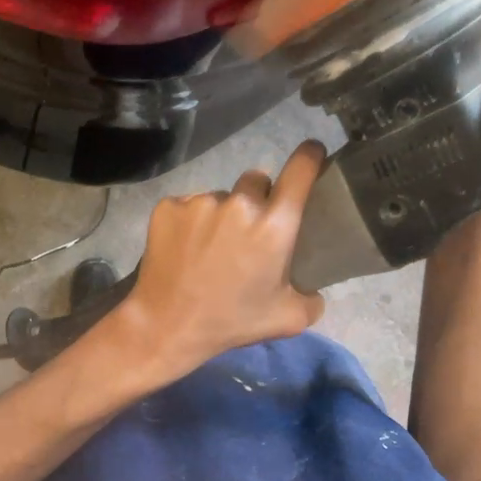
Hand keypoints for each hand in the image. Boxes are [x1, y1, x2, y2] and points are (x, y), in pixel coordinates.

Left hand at [115, 141, 328, 374]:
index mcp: (274, 225)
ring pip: (220, 196)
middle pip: (257, 182)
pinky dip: (189, 221)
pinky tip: (185, 248)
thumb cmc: (230, 322)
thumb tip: (314, 290)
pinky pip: (188, 205)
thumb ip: (313, 299)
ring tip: (210, 248)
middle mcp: (239, 203)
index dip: (309, 157)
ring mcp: (200, 202)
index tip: (311, 153)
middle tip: (247, 234)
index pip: (300, 170)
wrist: (167, 326)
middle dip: (257, 200)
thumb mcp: (287, 319)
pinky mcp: (168, 206)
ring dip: (221, 214)